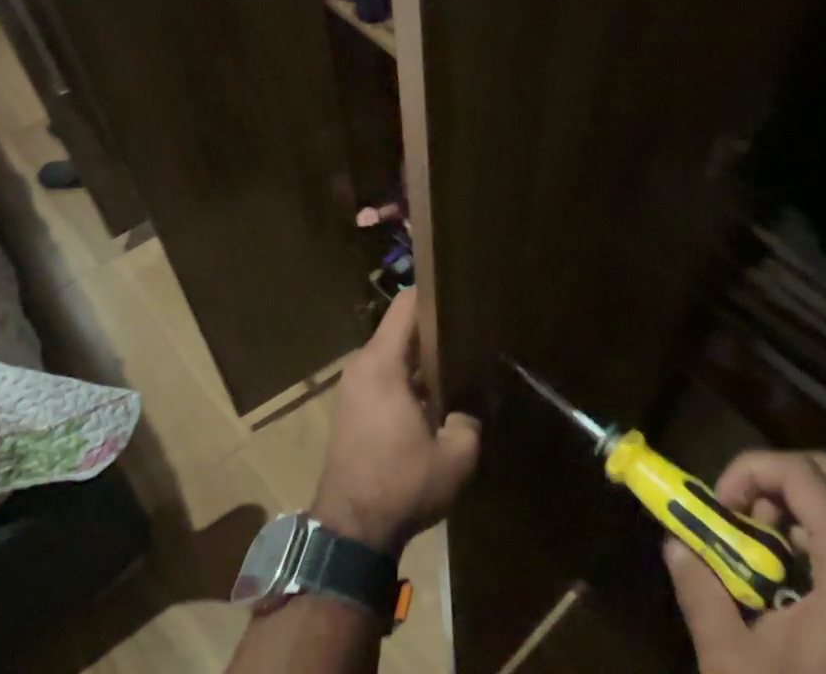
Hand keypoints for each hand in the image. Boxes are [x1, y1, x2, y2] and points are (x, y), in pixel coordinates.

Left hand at [311, 290, 480, 553]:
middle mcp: (363, 366)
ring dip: (425, 357)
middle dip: (437, 327)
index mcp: (382, 364)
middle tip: (475, 330)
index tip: (466, 295)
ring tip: (463, 361)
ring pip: (395, 354)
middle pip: (402, 328)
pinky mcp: (353, 409)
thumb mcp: (456, 455)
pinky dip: (410, 377)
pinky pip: (386, 376)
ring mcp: (354, 388)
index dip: (437, 294)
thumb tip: (469, 408)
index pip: (407, 305)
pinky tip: (439, 394)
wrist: (350, 531)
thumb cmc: (401, 485)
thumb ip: (470, 420)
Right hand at [665, 451, 825, 673]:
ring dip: (789, 510)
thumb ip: (700, 591)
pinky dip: (809, 538)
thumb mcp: (734, 660)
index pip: (799, 472)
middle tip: (734, 515)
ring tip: (750, 552)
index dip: (748, 471)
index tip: (716, 508)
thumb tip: (674, 545)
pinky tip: (779, 581)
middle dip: (771, 480)